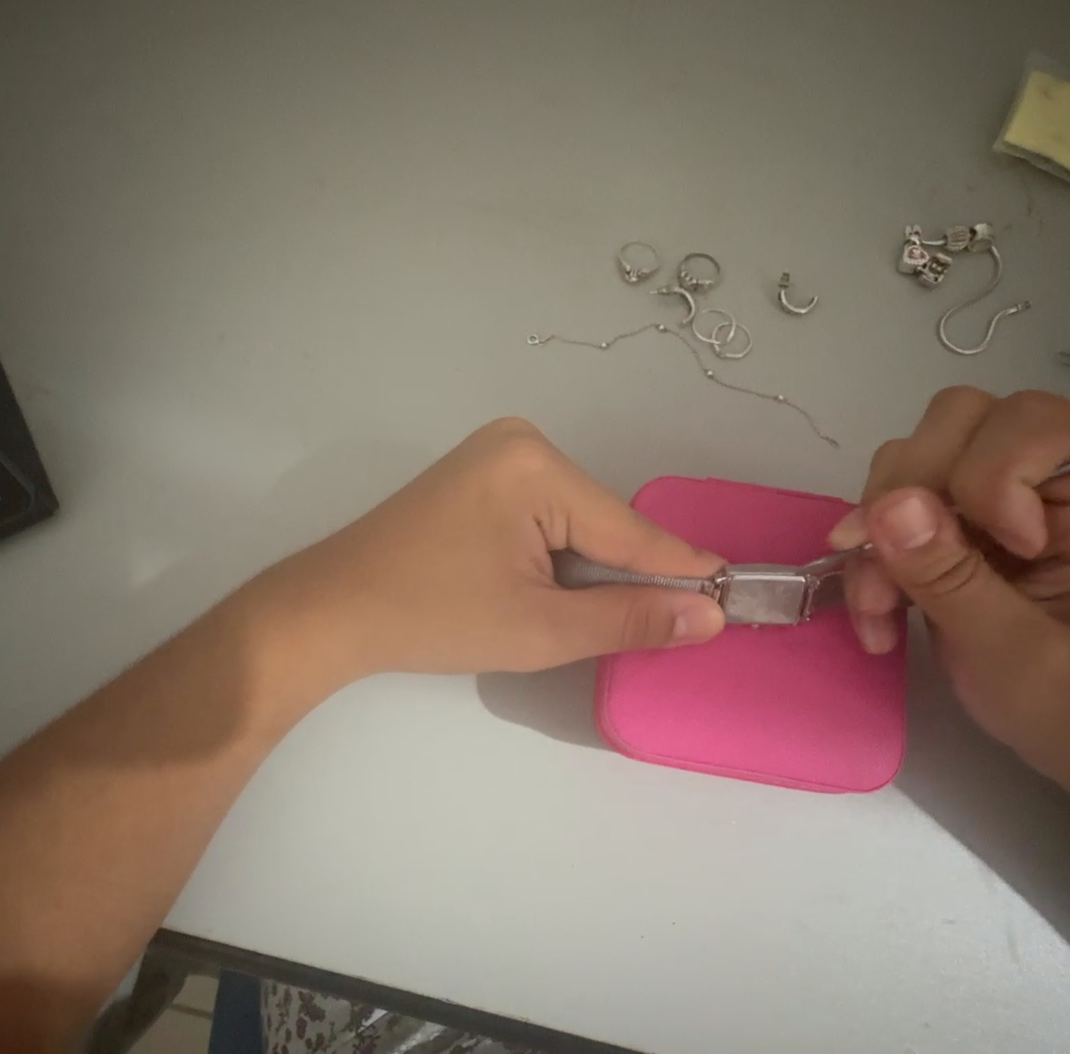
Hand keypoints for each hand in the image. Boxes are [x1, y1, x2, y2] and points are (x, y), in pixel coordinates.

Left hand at [244, 418, 725, 684]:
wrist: (333, 607)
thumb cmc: (433, 619)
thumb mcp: (540, 630)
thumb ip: (630, 618)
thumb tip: (710, 616)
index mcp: (538, 467)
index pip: (632, 530)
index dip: (683, 572)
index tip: (735, 599)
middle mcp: (524, 440)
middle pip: (606, 521)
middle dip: (622, 575)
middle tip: (648, 627)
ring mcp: (499, 450)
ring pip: (578, 518)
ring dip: (587, 566)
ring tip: (573, 612)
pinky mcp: (483, 468)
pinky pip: (547, 511)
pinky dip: (558, 550)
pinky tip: (541, 584)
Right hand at [828, 388, 1069, 784]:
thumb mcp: (1016, 652)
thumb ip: (952, 578)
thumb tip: (888, 506)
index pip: (1035, 421)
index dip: (996, 470)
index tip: (1007, 548)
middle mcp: (1043, 481)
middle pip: (955, 424)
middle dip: (909, 494)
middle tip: (899, 575)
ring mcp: (989, 499)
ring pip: (906, 460)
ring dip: (876, 532)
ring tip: (881, 607)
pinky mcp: (946, 523)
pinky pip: (883, 507)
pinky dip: (867, 558)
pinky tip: (877, 613)